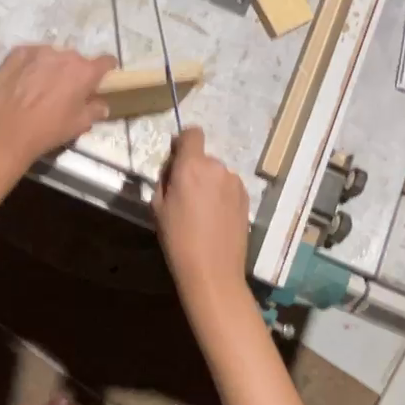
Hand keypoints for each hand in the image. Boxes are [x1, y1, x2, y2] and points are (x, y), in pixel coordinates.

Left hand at [0, 45, 117, 163]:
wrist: (5, 132)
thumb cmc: (48, 130)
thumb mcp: (79, 125)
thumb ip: (95, 111)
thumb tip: (101, 105)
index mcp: (84, 71)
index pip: (106, 61)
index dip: (106, 69)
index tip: (100, 78)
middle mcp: (64, 55)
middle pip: (76, 60)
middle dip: (73, 72)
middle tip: (64, 91)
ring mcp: (38, 51)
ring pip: (52, 56)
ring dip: (51, 67)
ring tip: (39, 87)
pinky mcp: (16, 53)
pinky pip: (30, 56)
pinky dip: (30, 65)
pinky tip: (22, 82)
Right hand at [154, 128, 250, 301]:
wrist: (213, 271)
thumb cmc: (177, 240)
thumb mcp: (157, 207)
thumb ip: (165, 178)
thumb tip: (173, 166)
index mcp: (192, 166)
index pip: (192, 133)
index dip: (182, 142)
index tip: (176, 160)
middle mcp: (217, 168)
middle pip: (203, 157)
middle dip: (192, 169)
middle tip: (183, 196)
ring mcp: (235, 182)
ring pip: (216, 173)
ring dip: (208, 183)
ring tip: (200, 212)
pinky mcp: (246, 198)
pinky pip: (228, 187)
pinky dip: (220, 195)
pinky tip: (215, 218)